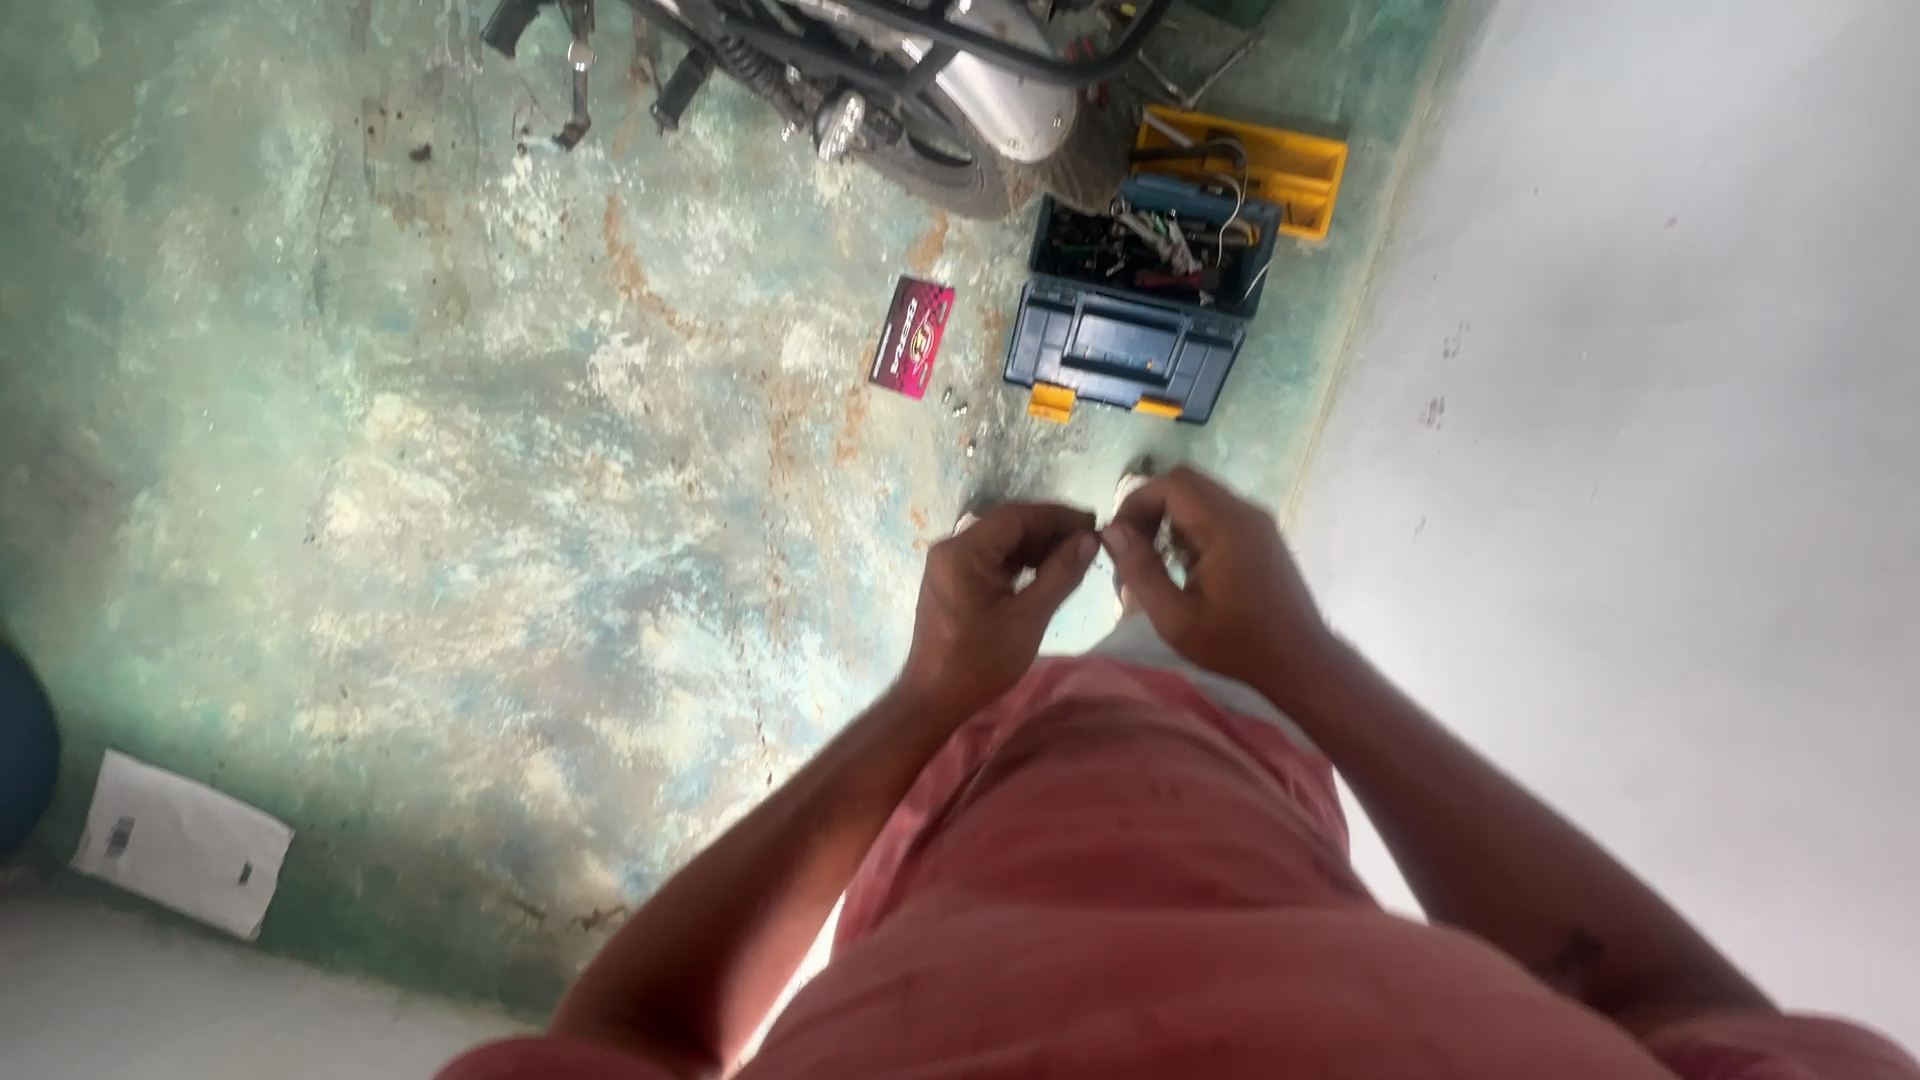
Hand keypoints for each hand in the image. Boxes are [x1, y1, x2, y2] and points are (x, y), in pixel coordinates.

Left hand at [899, 502, 1098, 717]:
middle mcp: (951, 547)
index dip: (1058, 516)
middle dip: (1049, 530)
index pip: (1017, 516)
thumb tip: (1089, 539)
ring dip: (1035, 545)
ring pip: (1000, 541)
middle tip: (1088, 542)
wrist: (934, 698)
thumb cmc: (980, 662)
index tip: (1093, 523)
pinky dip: (1018, 561)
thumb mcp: (1029, 618)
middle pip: (1007, 525)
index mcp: (963, 551)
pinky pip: (990, 557)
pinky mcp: (951, 578)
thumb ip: (1060, 574)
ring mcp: (948, 563)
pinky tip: (1045, 571)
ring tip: (1073, 557)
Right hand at [1102, 466, 1339, 708]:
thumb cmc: (1236, 645)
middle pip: (1184, 482)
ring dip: (1167, 517)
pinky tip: (1182, 565)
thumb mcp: (1176, 618)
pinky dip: (1188, 526)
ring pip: (1199, 495)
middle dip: (1148, 507)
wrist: (1300, 661)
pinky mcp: (1260, 534)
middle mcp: (1244, 512)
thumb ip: (1141, 571)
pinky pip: (1215, 511)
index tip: (1119, 538)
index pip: (1171, 484)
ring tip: (1153, 559)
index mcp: (1225, 527)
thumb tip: (1111, 532)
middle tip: (1132, 547)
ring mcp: (1256, 521)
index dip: (1135, 502)